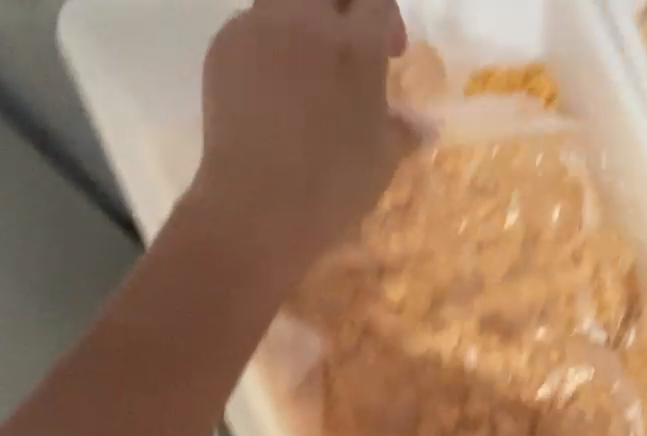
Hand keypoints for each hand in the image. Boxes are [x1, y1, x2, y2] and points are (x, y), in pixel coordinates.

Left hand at [191, 0, 419, 270]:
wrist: (260, 204)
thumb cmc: (336, 185)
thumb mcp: (383, 159)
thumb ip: (402, 129)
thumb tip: (422, 124)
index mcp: (355, 48)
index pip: (377, 1)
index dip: (387, 23)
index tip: (390, 53)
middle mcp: (305, 21)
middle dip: (344, 6)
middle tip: (349, 45)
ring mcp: (258, 28)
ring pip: (286, 0)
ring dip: (305, 21)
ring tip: (310, 70)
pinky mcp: (225, 46)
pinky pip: (254, 27)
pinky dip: (271, 46)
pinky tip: (276, 94)